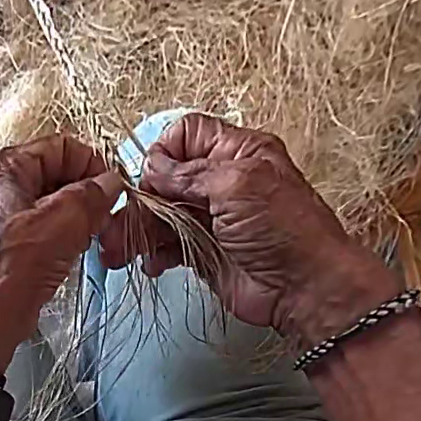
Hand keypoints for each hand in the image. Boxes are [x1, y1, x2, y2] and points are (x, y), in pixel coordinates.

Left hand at [0, 135, 122, 372]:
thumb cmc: (17, 267)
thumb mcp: (65, 220)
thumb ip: (93, 194)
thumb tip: (112, 183)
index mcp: (6, 165)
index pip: (63, 147)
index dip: (92, 166)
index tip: (110, 191)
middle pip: (59, 173)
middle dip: (86, 195)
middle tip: (102, 219)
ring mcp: (2, 212)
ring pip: (55, 201)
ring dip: (78, 218)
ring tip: (85, 238)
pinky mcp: (9, 239)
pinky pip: (46, 224)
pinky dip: (64, 233)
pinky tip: (71, 250)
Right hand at [102, 114, 400, 345]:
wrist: (300, 286)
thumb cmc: (283, 230)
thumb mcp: (237, 185)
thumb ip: (190, 174)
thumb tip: (153, 167)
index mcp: (236, 153)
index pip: (186, 135)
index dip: (163, 153)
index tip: (152, 180)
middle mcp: (220, 182)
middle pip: (165, 180)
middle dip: (140, 201)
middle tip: (121, 226)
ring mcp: (209, 219)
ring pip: (160, 216)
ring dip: (138, 232)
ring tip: (119, 252)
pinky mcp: (201, 251)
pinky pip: (166, 247)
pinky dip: (153, 255)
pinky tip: (152, 264)